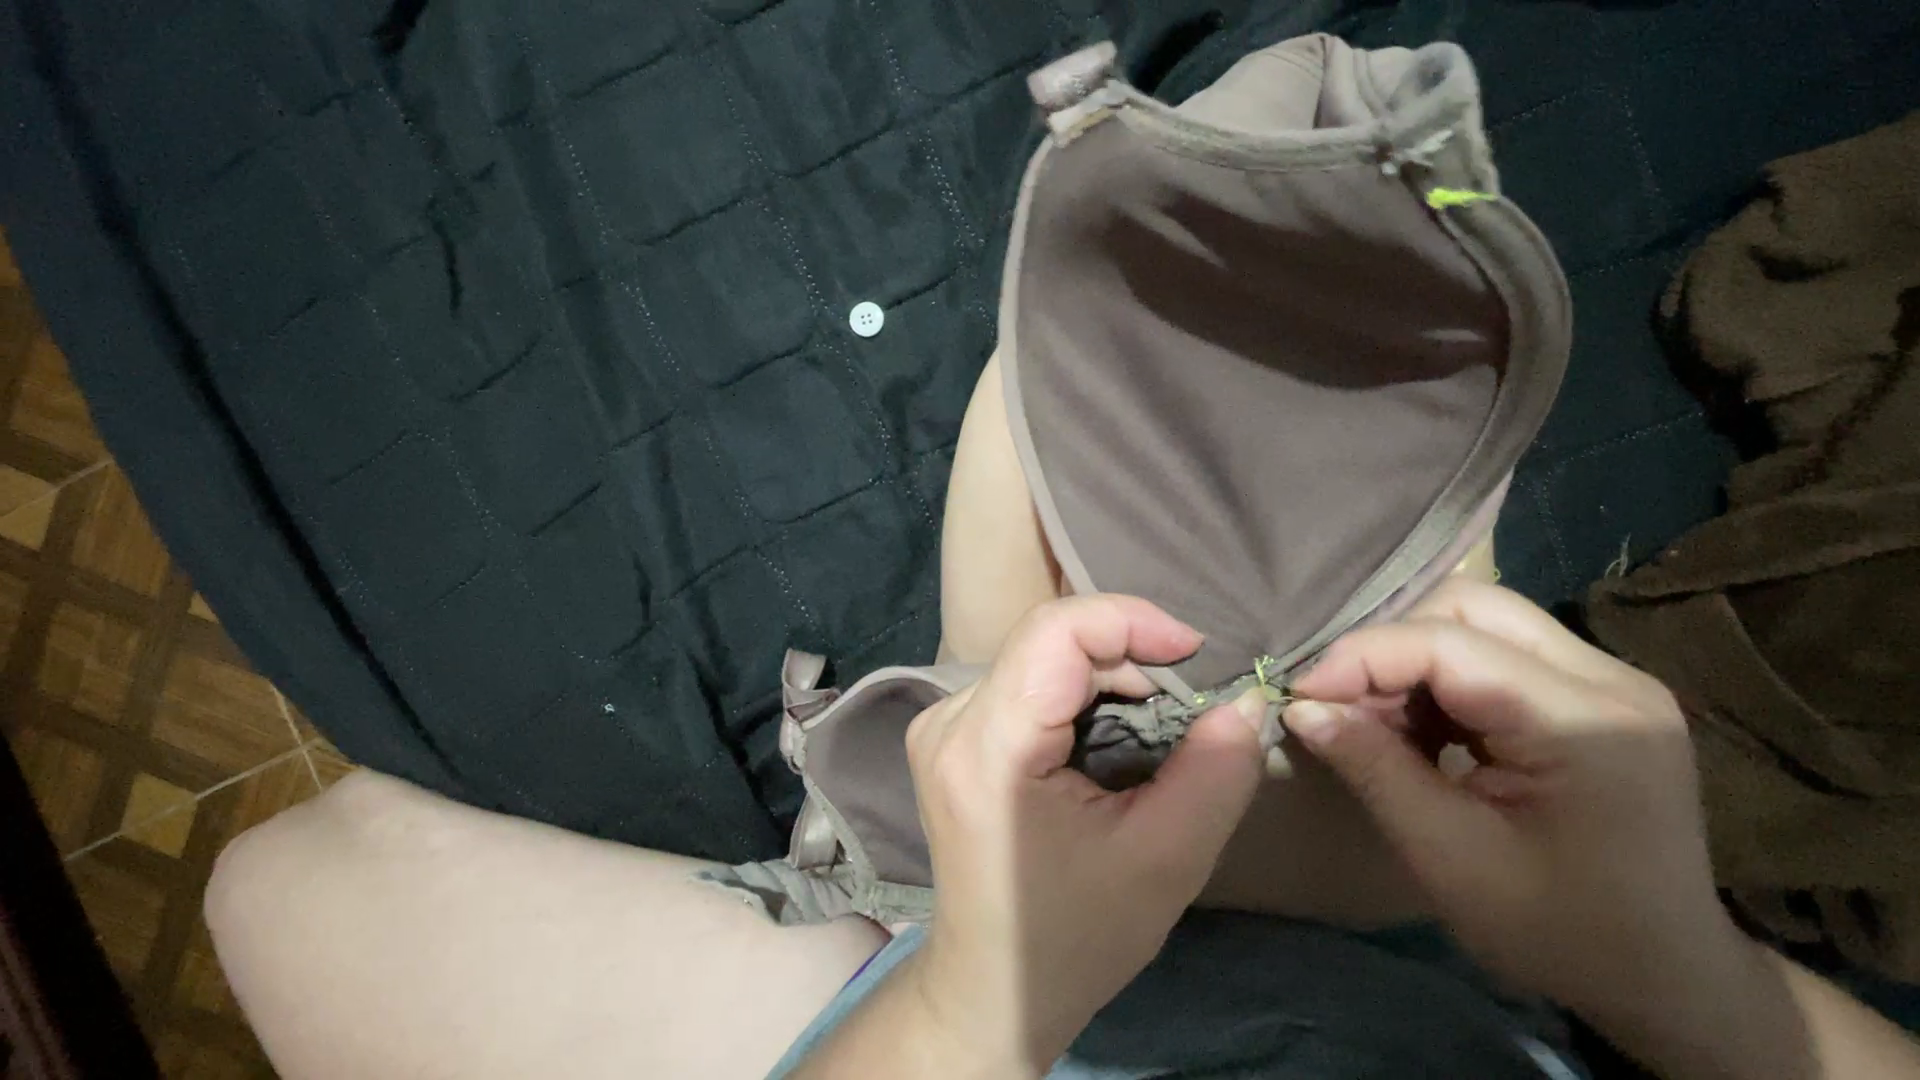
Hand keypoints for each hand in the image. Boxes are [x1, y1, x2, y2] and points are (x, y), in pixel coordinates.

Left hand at [903, 595, 1267, 1072]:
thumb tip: (1246, 698)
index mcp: (986, 747)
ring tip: (1156, 726)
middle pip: (1048, 642)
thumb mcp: (1164, 861)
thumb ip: (1216, 771)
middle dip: (1129, 656)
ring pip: (1039, 658)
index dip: (1130, 619)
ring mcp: (941, 725)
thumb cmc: (1074, 937)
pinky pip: (1025, 682)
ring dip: (1107, 676)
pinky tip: (1111, 737)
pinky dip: (1080, 694)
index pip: (1053, 630)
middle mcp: (948, 719)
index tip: (1195, 651)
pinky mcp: (951, 736)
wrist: (993, 986)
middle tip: (1187, 702)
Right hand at [1281, 579, 1738, 1015]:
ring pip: (1480, 621)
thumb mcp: (1447, 855)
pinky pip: (1496, 652)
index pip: (1448, 643)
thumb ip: (1373, 767)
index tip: (1300, 693)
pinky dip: (1440, 678)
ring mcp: (1609, 681)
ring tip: (1376, 720)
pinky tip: (1421, 728)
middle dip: (1388, 646)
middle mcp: (1608, 680)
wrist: (1665, 977)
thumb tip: (1301, 707)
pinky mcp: (1595, 695)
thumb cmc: (1557, 931)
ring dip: (1411, 660)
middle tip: (1341, 702)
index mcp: (1584, 722)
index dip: (1361, 656)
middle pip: (1470, 607)